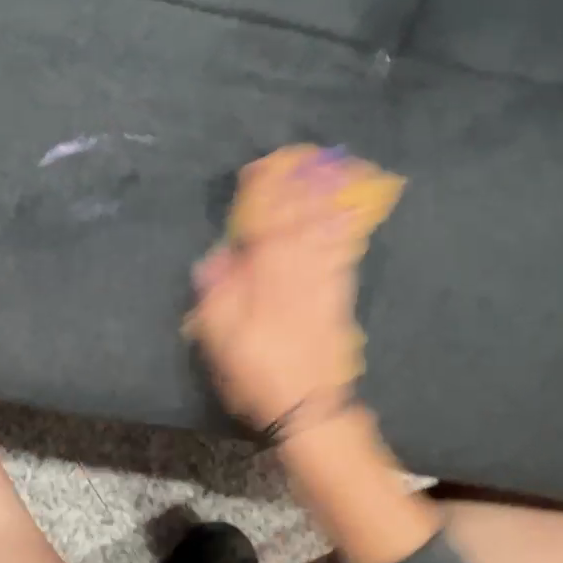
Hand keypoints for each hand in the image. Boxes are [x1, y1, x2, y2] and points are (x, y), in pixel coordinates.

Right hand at [189, 154, 361, 429]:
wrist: (310, 406)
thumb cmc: (258, 374)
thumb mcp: (222, 341)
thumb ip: (217, 297)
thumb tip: (214, 258)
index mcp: (265, 284)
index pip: (263, 229)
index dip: (261, 196)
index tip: (257, 168)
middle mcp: (297, 276)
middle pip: (297, 223)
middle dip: (296, 188)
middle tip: (299, 155)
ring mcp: (322, 286)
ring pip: (323, 233)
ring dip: (324, 201)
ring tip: (328, 169)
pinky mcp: (338, 299)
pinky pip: (342, 255)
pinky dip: (345, 231)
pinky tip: (348, 215)